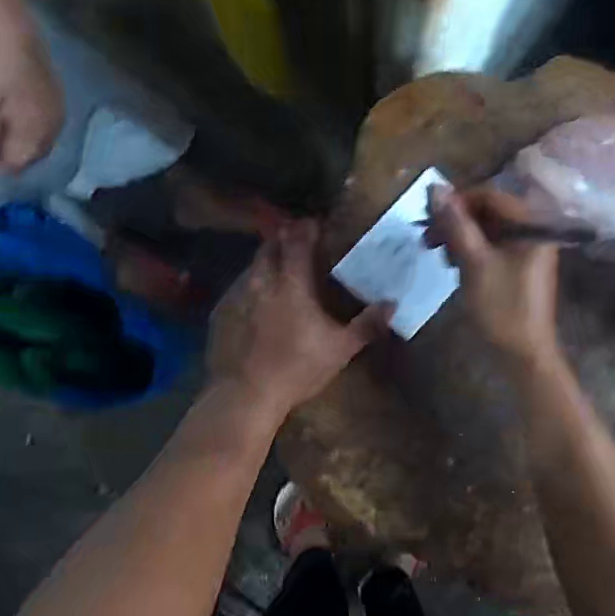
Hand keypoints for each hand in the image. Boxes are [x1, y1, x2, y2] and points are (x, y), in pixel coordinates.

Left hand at [0, 0, 62, 171]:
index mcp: (35, 124)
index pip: (19, 160)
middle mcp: (52, 118)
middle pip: (33, 149)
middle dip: (11, 155)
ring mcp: (54, 100)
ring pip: (40, 133)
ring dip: (20, 138)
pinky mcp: (49, 84)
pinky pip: (41, 116)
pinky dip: (26, 122)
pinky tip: (10, 113)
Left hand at [207, 221, 389, 421]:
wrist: (246, 393)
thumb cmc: (299, 366)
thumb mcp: (342, 348)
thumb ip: (367, 324)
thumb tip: (391, 304)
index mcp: (292, 285)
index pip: (298, 245)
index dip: (305, 230)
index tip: (313, 222)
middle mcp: (263, 283)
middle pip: (269, 249)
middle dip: (282, 239)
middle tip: (295, 237)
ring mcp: (239, 298)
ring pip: (252, 267)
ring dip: (266, 260)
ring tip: (279, 263)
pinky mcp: (223, 315)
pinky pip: (240, 288)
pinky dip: (253, 283)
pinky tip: (260, 297)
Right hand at [427, 185, 560, 363]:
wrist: (525, 352)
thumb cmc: (502, 307)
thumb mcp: (474, 262)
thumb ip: (456, 223)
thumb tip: (436, 187)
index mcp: (533, 225)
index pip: (491, 196)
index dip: (457, 202)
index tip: (429, 217)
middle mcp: (536, 231)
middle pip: (491, 211)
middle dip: (458, 222)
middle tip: (428, 240)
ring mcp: (531, 249)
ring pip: (490, 230)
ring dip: (462, 237)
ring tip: (439, 254)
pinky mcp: (523, 266)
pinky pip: (496, 247)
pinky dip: (474, 251)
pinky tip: (455, 265)